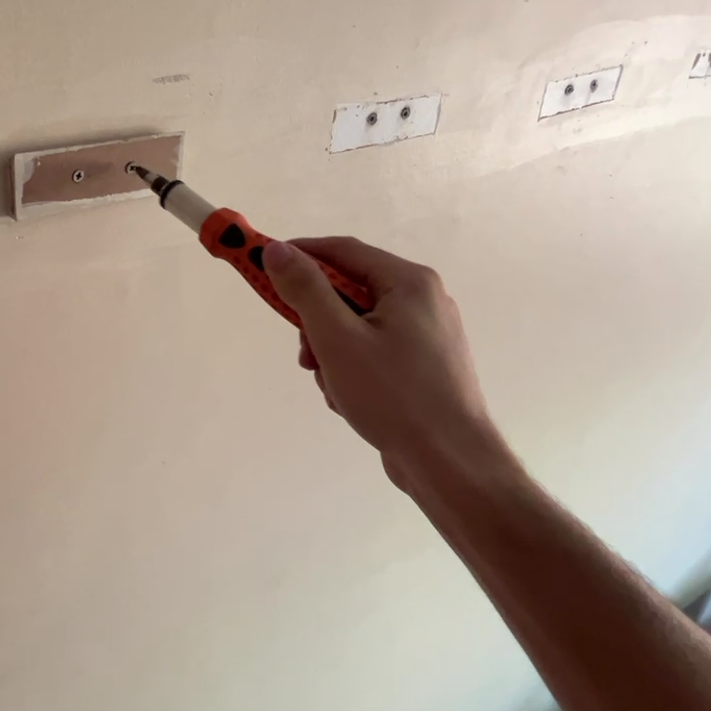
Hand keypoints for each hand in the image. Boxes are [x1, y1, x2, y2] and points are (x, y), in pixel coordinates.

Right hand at [262, 238, 512, 498]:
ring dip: (332, 352)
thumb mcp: (337, 339)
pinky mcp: (425, 366)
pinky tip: (352, 401)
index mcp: (409, 282)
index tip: (261, 266)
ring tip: (333, 387)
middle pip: (349, 292)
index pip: (342, 251)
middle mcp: (423, 300)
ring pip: (357, 327)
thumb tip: (276, 249)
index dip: (298, 255)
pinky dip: (353, 370)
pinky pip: (374, 352)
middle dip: (317, 322)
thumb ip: (305, 290)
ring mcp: (428, 335)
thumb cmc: (393, 395)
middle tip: (305, 356)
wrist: (450, 461)